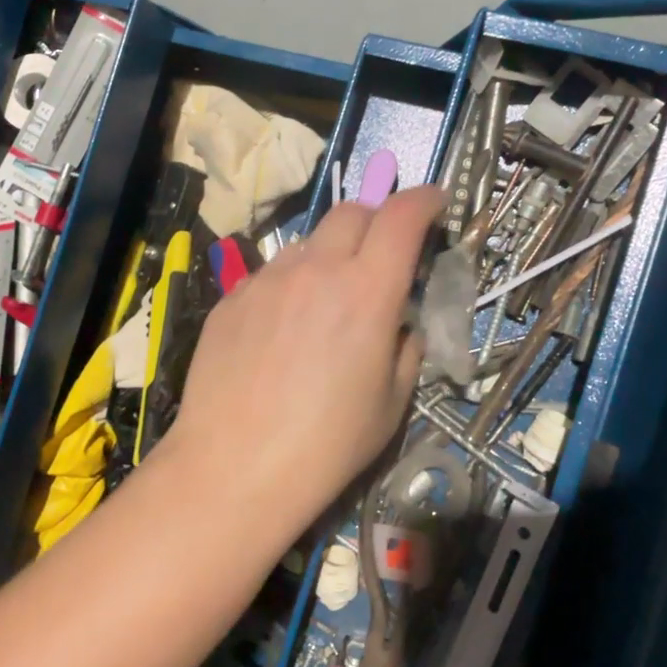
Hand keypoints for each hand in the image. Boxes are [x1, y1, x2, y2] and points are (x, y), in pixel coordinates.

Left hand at [166, 187, 444, 513]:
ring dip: (328, 256)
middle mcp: (315, 269)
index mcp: (367, 290)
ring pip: (306, 243)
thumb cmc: (328, 444)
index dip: (424, 200)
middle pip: (351, 213)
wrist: (236, 466)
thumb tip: (399, 324)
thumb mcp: (392, 403)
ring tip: (326, 302)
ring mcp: (266, 280)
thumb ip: (405, 348)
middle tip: (381, 256)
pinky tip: (281, 331)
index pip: (401, 216)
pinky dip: (289, 285)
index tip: (435, 204)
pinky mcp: (230, 299)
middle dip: (376, 221)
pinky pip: (270, 275)